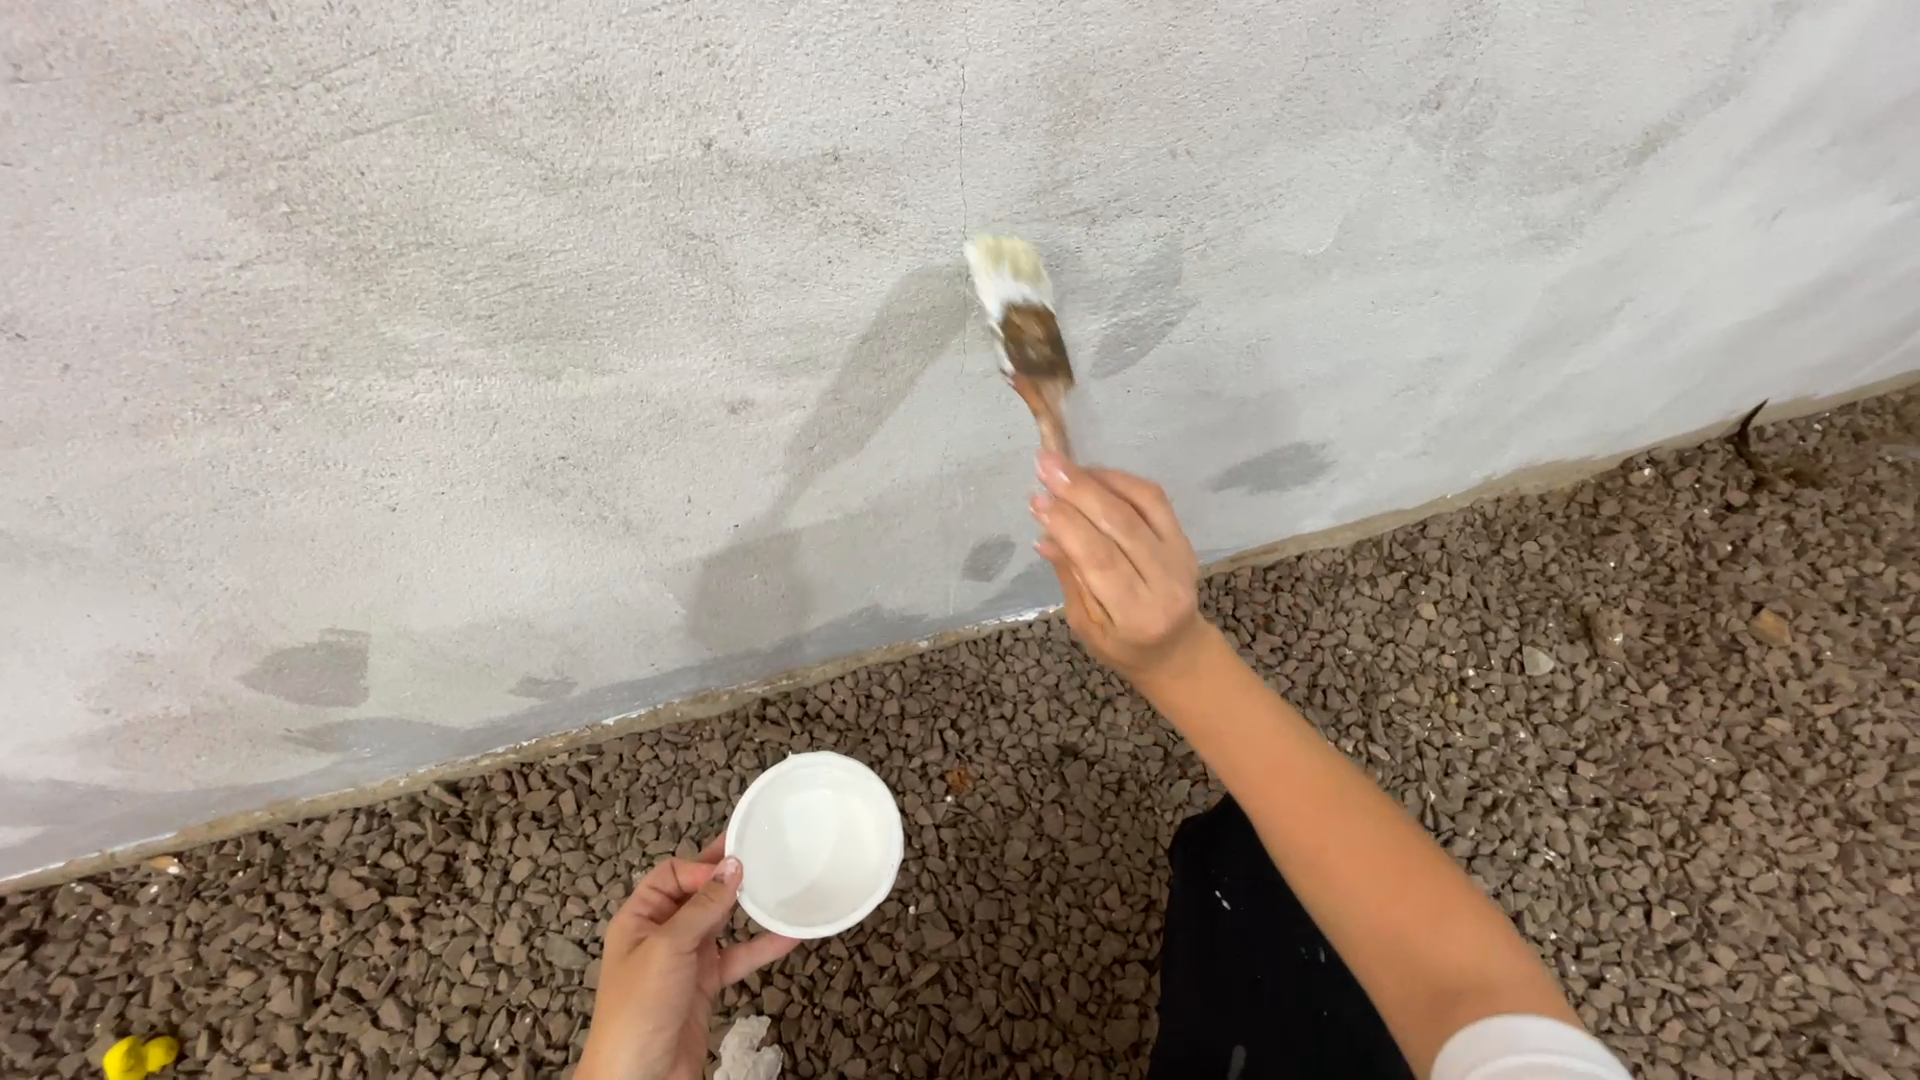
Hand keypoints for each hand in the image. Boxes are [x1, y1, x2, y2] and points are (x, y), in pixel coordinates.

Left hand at [577, 841, 799, 1079]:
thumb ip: (703, 905)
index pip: (673, 874)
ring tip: (781, 885)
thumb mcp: (668, 948)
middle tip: (766, 852)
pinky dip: (762, 946)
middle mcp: (661, 932)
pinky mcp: (706, 983)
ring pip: (721, 922)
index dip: (702, 867)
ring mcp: (685, 959)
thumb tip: (733, 864)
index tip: (735, 868)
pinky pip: (738, 956)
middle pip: (698, 893)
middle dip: (729, 876)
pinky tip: (790, 935)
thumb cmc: (641, 1007)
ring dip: (749, 908)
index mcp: (640, 917)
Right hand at [1030, 452, 1212, 683]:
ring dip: (1099, 479)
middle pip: (1121, 526)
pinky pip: (1154, 500)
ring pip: (1141, 505)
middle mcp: (1166, 583)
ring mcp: (1180, 557)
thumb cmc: (1122, 644)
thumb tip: (1045, 535)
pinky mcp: (1184, 539)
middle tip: (1045, 466)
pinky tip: (1092, 474)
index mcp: (1137, 615)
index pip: (1099, 559)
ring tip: (1063, 466)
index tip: (1037, 500)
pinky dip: (1122, 480)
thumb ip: (1070, 577)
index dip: (1068, 525)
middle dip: (1079, 491)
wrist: (1176, 648)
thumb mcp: (1086, 624)